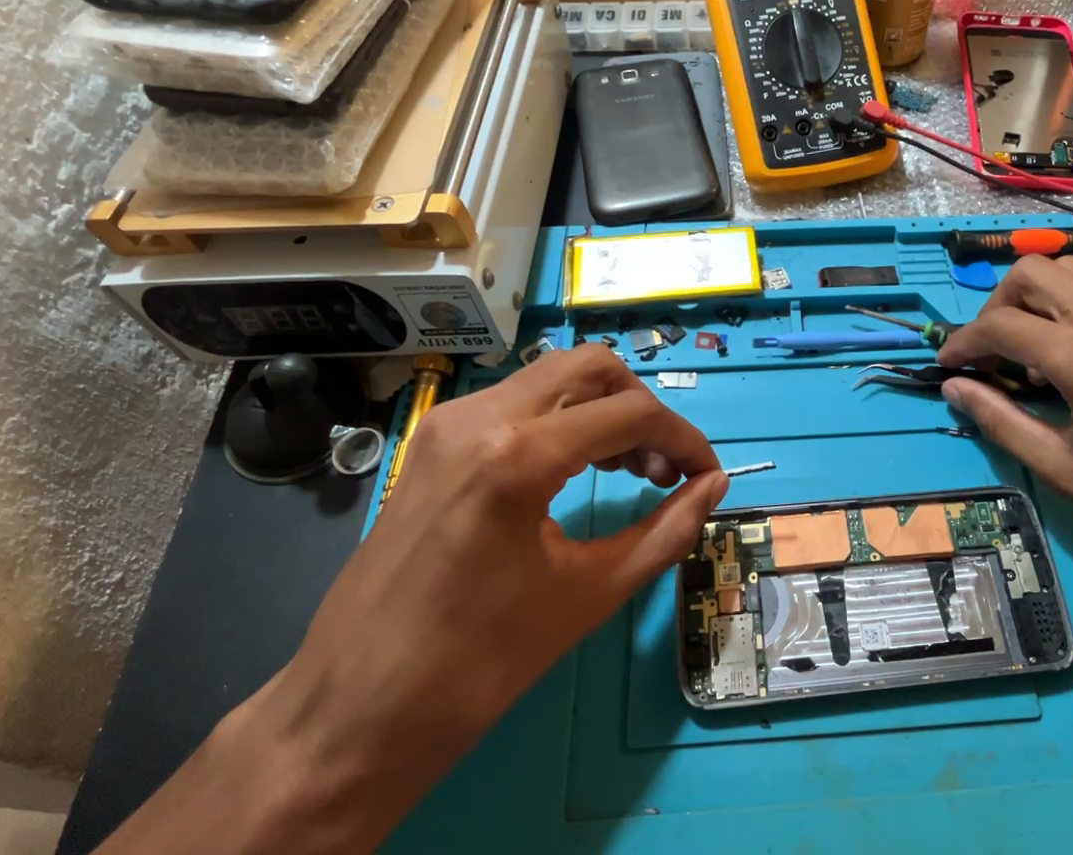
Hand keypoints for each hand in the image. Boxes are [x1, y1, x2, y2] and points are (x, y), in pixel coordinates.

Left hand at [275, 345, 726, 776]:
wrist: (358, 705)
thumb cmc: (480, 664)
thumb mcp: (590, 594)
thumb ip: (665, 531)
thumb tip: (715, 486)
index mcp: (519, 456)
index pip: (630, 414)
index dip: (684, 439)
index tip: (707, 475)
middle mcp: (480, 417)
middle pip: (591, 367)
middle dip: (643, 409)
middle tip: (664, 467)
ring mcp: (448, 423)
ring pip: (551, 378)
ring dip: (603, 411)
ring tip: (630, 472)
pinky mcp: (432, 440)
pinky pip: (515, 403)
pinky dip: (561, 421)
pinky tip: (576, 470)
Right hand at [936, 256, 1072, 618]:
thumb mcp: (1066, 473)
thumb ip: (1002, 421)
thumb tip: (954, 390)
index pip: (1003, 325)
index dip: (964, 343)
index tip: (948, 366)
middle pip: (1035, 273)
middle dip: (997, 307)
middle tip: (989, 355)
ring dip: (1038, 302)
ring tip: (1034, 357)